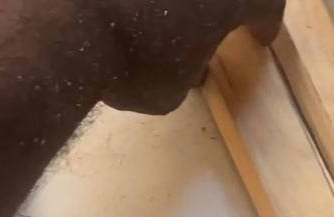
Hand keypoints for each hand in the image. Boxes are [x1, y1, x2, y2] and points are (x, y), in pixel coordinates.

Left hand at [93, 0, 285, 113]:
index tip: (260, 35)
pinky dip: (137, 0)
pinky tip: (127, 4)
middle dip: (220, 3)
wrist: (67, 19)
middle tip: (212, 16)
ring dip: (176, 3)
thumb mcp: (170, 90)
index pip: (266, 2)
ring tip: (160, 11)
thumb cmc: (132, 64)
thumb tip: (189, 64)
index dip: (264, 20)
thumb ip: (189, 69)